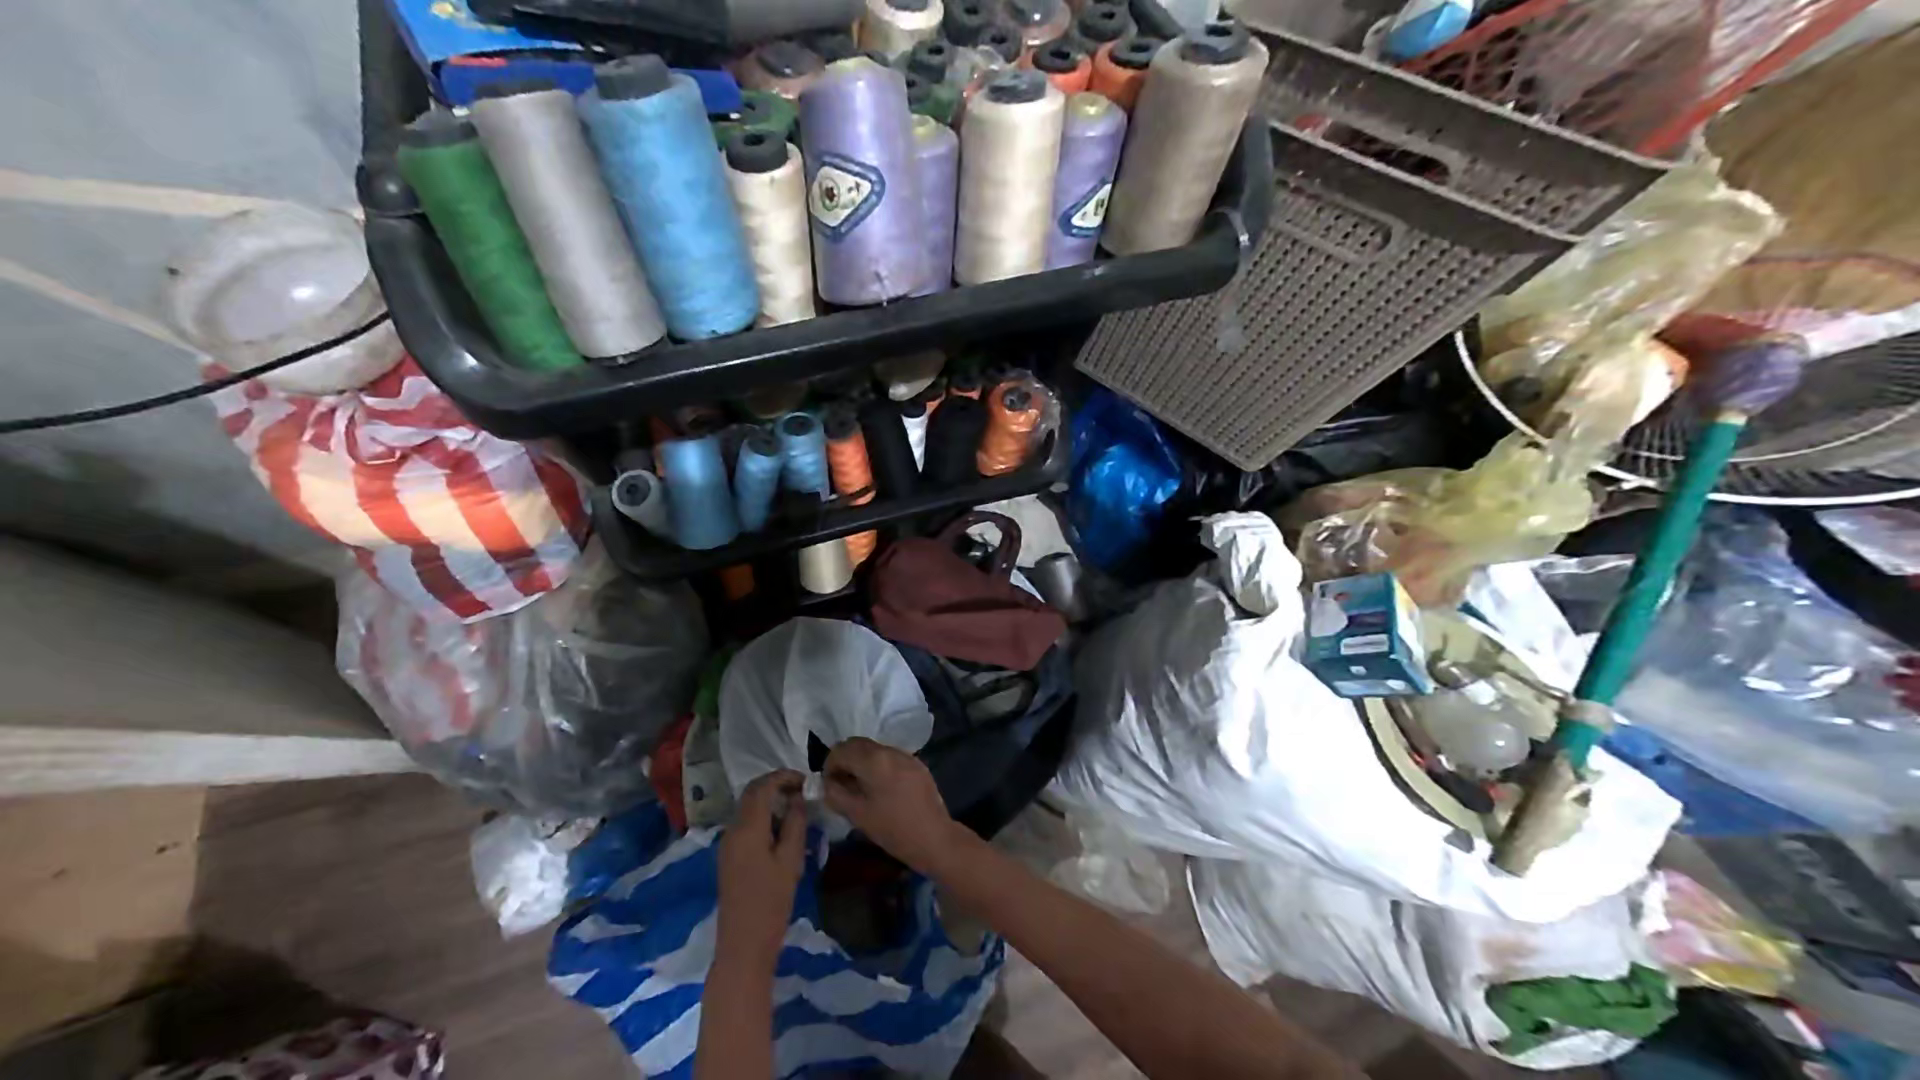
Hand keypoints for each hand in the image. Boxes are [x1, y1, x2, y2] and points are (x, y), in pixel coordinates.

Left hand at [716, 769, 807, 965]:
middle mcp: (732, 830)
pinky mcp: (729, 856)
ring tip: (796, 806)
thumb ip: (794, 824)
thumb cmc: (772, 903)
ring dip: (769, 800)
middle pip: (751, 794)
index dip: (783, 776)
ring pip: (747, 808)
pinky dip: (763, 816)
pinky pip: (746, 824)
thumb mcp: (790, 861)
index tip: (806, 779)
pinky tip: (782, 827)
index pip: (762, 787)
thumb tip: (798, 798)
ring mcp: (727, 844)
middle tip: (802, 789)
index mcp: (746, 829)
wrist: (743, 944)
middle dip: (775, 785)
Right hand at [823, 738, 963, 874]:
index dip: (829, 764)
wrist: (933, 837)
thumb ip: (836, 794)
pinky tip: (880, 788)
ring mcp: (906, 756)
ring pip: (874, 749)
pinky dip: (878, 765)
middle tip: (840, 783)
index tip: (828, 784)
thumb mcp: (857, 815)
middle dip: (844, 759)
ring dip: (861, 761)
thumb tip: (826, 783)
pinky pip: (890, 757)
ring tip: (859, 787)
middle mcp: (890, 751)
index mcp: (874, 760)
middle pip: (858, 744)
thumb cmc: (892, 829)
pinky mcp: (917, 764)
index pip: (841, 750)